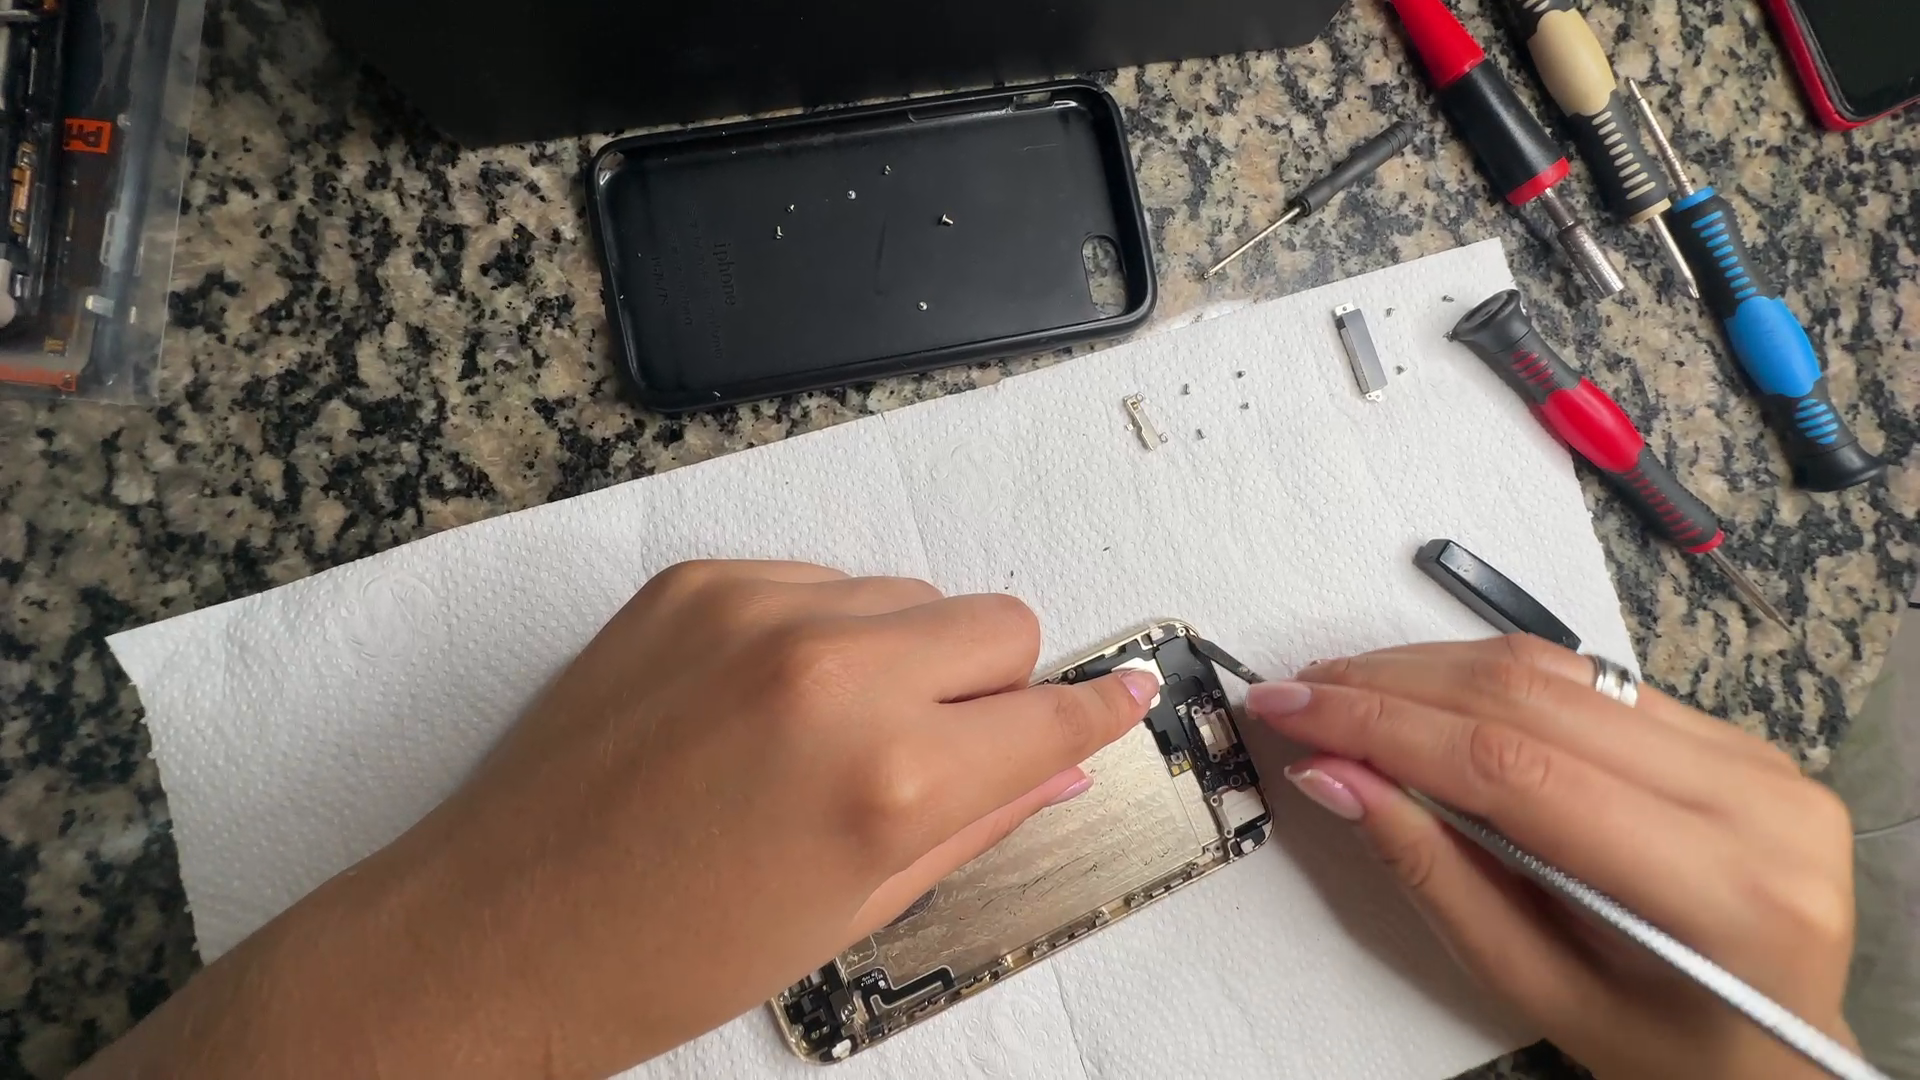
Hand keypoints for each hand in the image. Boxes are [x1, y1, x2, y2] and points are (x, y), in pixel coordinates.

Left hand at [79, 561, 1155, 1078]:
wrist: (486, 932)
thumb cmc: (683, 953)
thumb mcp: (857, 910)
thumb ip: (981, 819)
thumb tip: (1063, 763)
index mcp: (891, 779)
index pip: (1050, 717)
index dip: (1099, 711)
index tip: (1127, 694)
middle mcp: (838, 669)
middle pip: (998, 618)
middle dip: (993, 680)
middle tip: (936, 737)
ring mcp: (762, 605)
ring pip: (911, 593)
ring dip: (904, 652)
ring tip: (829, 722)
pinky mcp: (700, 577)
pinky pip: (821, 580)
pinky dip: (823, 630)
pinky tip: (762, 692)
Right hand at [1245, 635, 1856, 1079]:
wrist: (1774, 1043)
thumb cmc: (1648, 1035)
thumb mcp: (1523, 979)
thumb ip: (1425, 867)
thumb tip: (1327, 772)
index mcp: (1717, 887)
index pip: (1502, 763)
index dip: (1375, 723)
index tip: (1283, 705)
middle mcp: (1746, 797)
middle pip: (1513, 698)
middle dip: (1379, 685)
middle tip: (1294, 692)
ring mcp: (1741, 748)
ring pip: (1533, 667)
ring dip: (1413, 667)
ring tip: (1335, 685)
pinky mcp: (1713, 725)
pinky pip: (1563, 669)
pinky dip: (1464, 668)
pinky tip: (1407, 684)